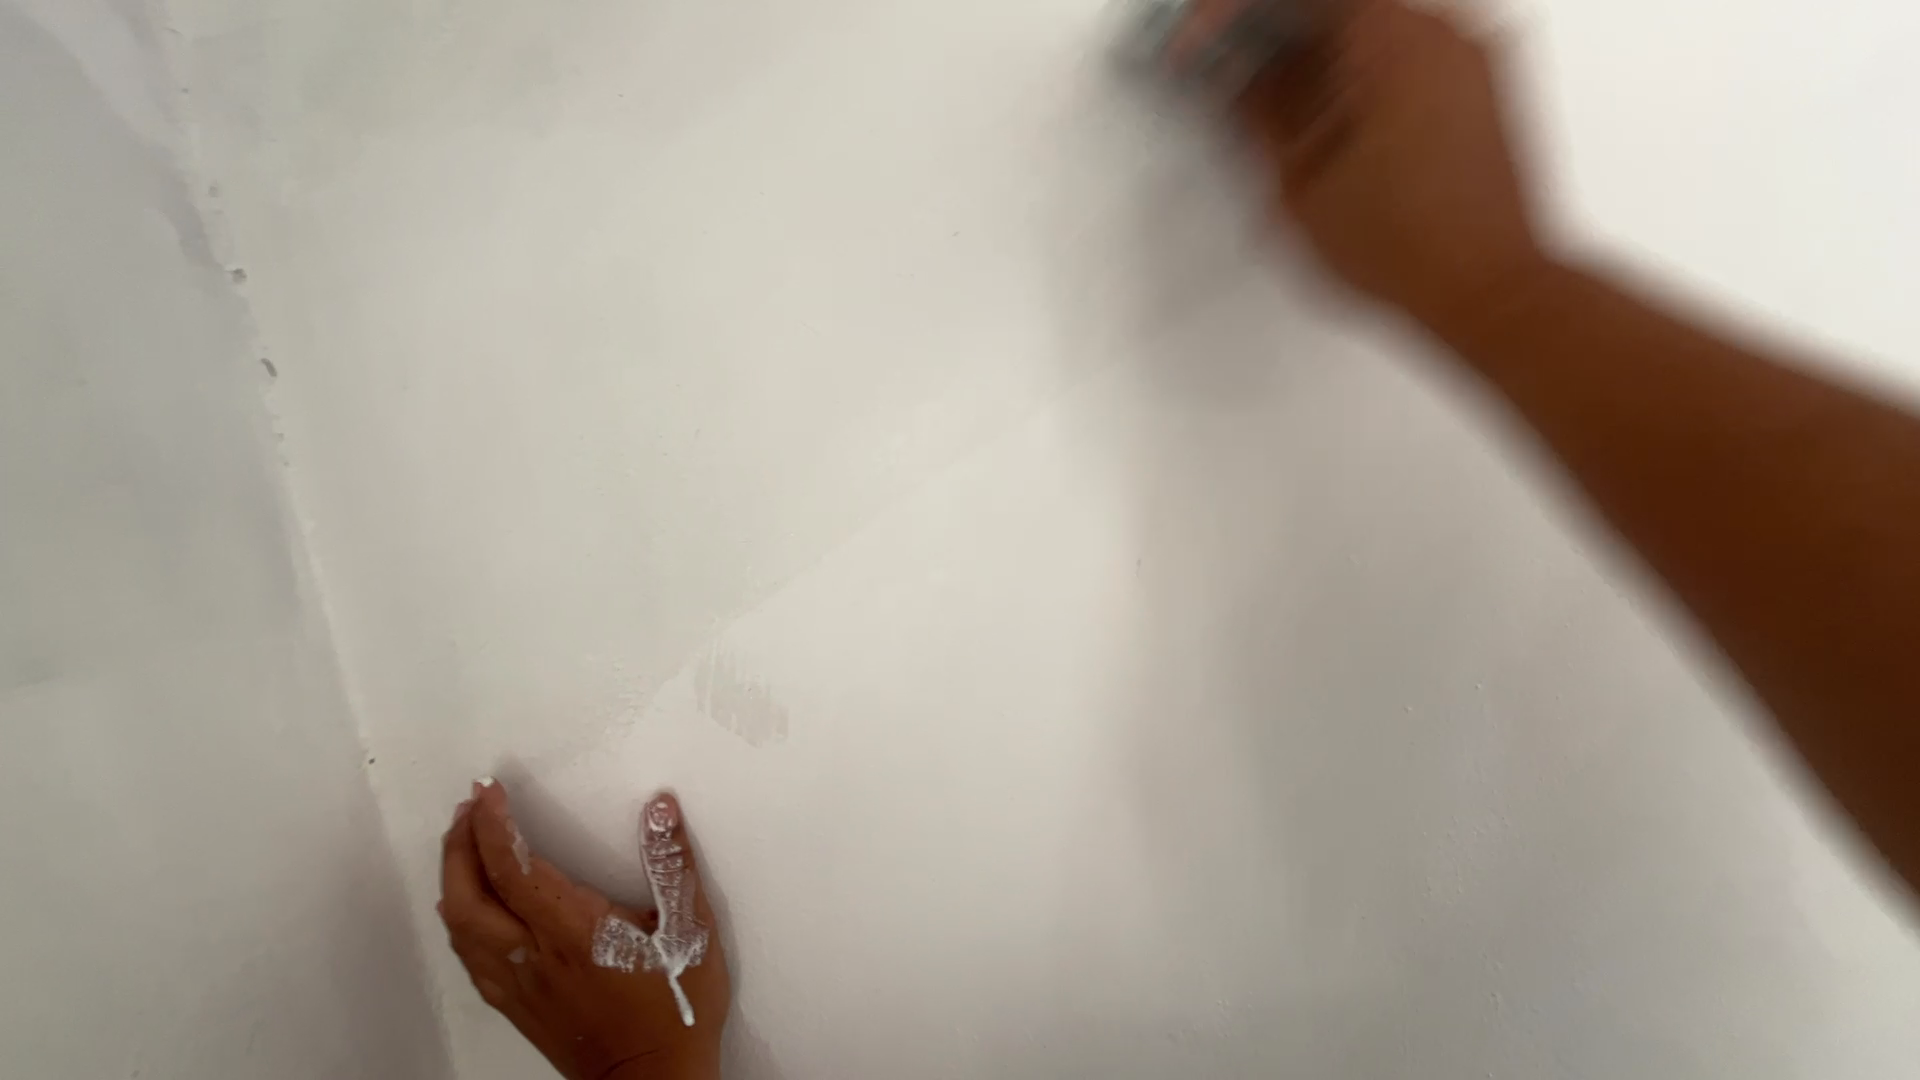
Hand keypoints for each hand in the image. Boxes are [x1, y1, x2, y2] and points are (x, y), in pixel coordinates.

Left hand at [439, 781, 728, 1079]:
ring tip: (464, 841)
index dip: (495, 826)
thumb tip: (660, 808)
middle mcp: (534, 957)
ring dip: (454, 877)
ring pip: (460, 927)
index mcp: (573, 931)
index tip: (488, 790)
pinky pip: (470, 953)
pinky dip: (460, 916)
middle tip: (469, 807)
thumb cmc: (675, 1004)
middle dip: (460, 846)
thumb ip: (673, 863)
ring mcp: (519, 985)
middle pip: (469, 896)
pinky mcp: (518, 1004)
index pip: (515, 869)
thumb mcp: (690, 928)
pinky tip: (470, 905)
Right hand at [1235, 0, 1546, 325]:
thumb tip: (1237, 85)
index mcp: (1394, 42)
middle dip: (1274, 33)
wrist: (1486, 289)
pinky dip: (1356, 70)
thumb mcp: (1301, 188)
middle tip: (1232, 71)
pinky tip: (1322, 120)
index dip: (1234, 13)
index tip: (1200, 38)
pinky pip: (1408, 50)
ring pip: (1373, 25)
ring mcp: (1472, 57)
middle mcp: (1446, 31)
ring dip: (1313, 55)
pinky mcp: (1482, 87)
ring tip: (1271, 106)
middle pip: (1340, 5)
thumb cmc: (1408, 250)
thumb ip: (1261, 122)